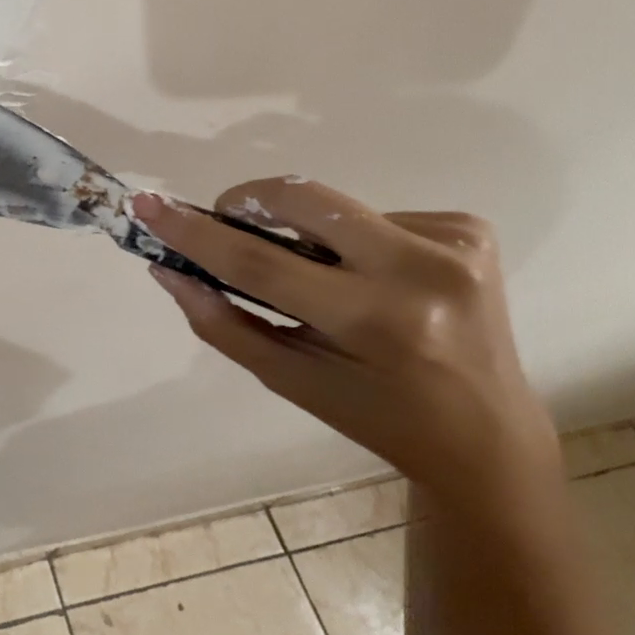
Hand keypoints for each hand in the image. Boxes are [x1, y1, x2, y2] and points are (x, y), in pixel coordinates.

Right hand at [131, 178, 560, 510]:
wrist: (486, 433)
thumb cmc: (374, 414)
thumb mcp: (288, 379)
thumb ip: (221, 321)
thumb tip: (166, 269)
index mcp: (374, 320)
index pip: (260, 261)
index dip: (196, 232)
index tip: (149, 206)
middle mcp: (421, 271)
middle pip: (302, 201)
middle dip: (249, 204)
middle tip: (228, 226)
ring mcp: (455, 244)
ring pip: (337, 208)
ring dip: (311, 234)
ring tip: (327, 282)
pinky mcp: (471, 229)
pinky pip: (378, 215)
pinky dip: (355, 240)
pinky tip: (375, 279)